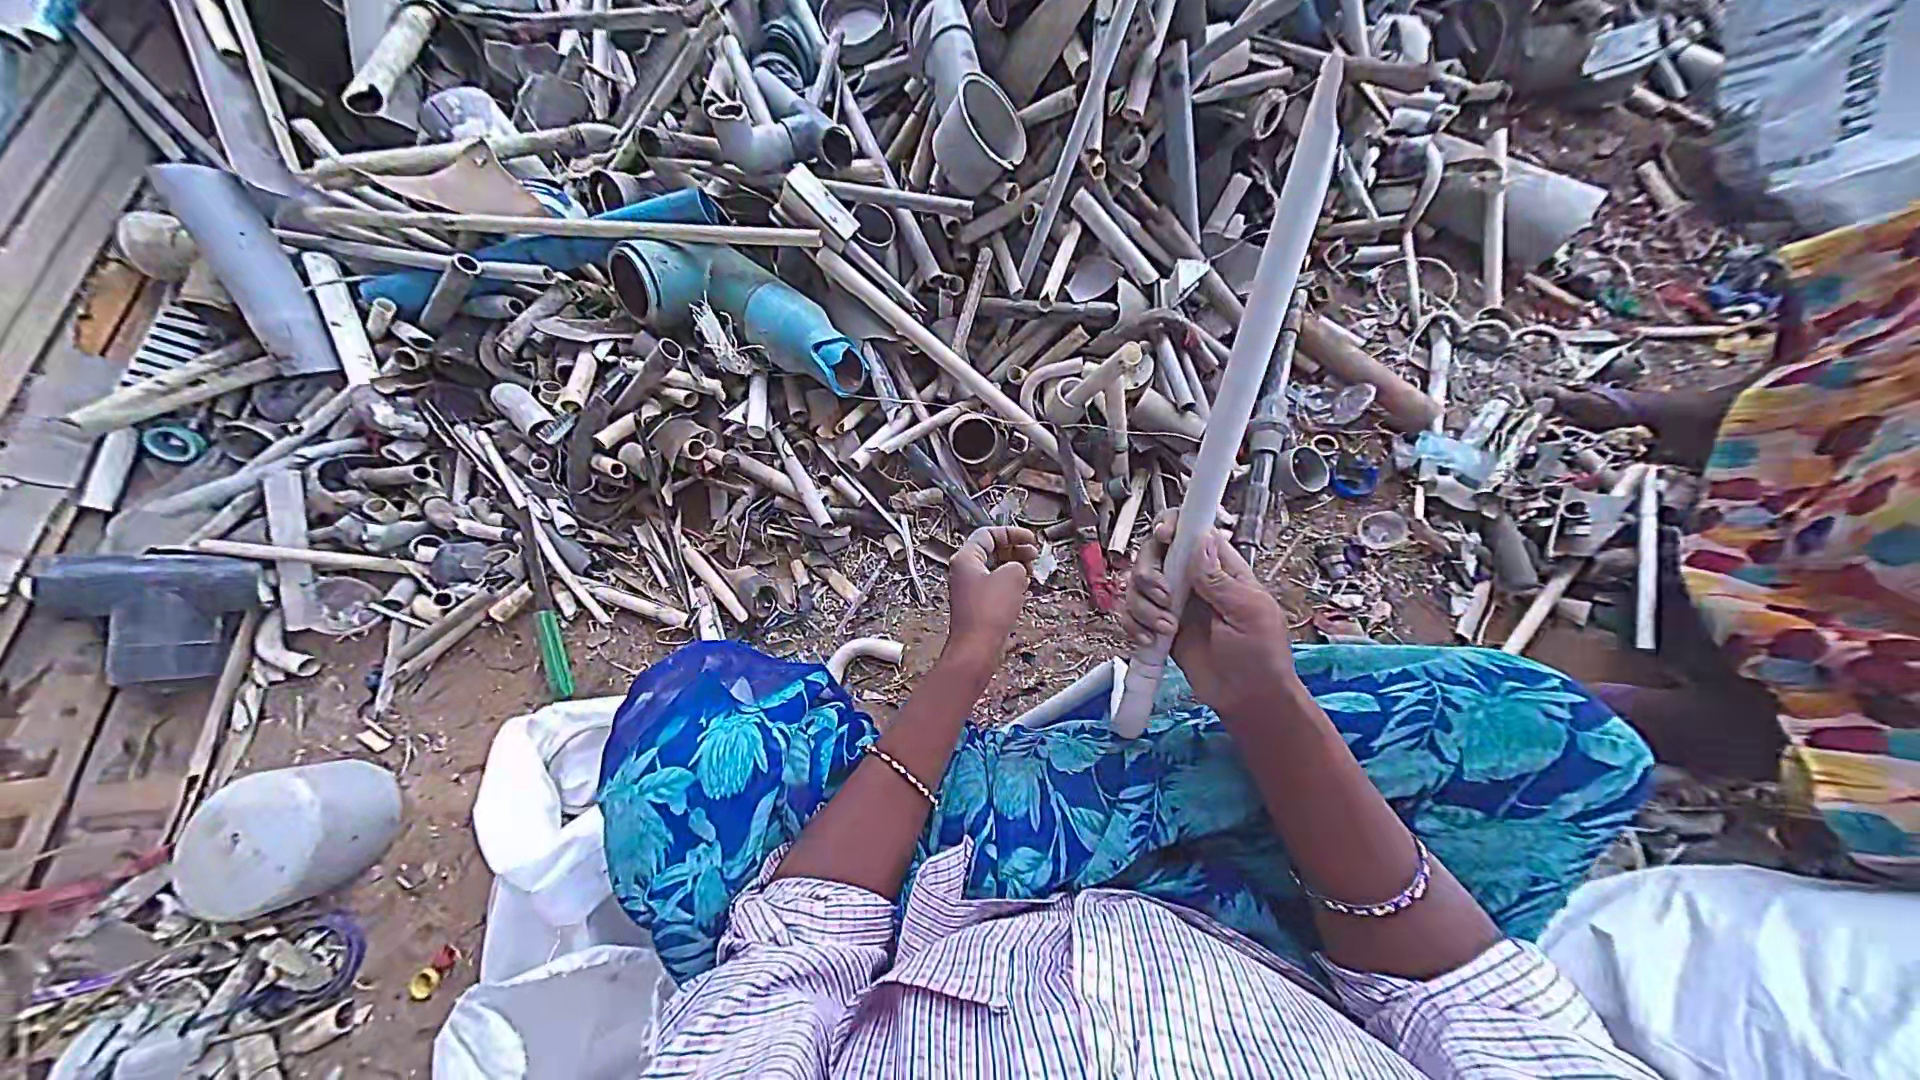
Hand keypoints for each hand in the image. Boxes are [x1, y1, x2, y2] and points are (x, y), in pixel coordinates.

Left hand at [945, 525, 1037, 667]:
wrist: (977, 647)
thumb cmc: (991, 609)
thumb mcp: (1011, 576)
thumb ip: (1017, 564)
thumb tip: (1017, 570)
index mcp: (966, 558)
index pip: (988, 534)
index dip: (1012, 533)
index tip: (1032, 539)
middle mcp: (964, 571)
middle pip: (992, 550)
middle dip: (1015, 550)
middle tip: (1035, 555)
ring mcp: (969, 589)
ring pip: (994, 569)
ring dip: (1014, 567)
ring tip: (1031, 573)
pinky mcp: (977, 605)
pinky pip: (995, 586)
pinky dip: (1010, 583)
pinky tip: (1023, 589)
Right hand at [1119, 512, 1296, 715]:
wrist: (1247, 699)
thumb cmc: (1261, 655)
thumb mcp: (1249, 613)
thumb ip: (1221, 580)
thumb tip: (1200, 541)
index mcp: (1220, 569)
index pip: (1192, 532)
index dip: (1172, 526)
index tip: (1163, 537)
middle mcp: (1191, 581)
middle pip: (1153, 555)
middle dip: (1149, 574)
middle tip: (1165, 598)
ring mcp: (1172, 604)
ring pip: (1137, 586)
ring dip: (1143, 606)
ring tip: (1166, 629)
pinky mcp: (1156, 627)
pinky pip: (1131, 615)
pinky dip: (1133, 626)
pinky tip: (1150, 641)